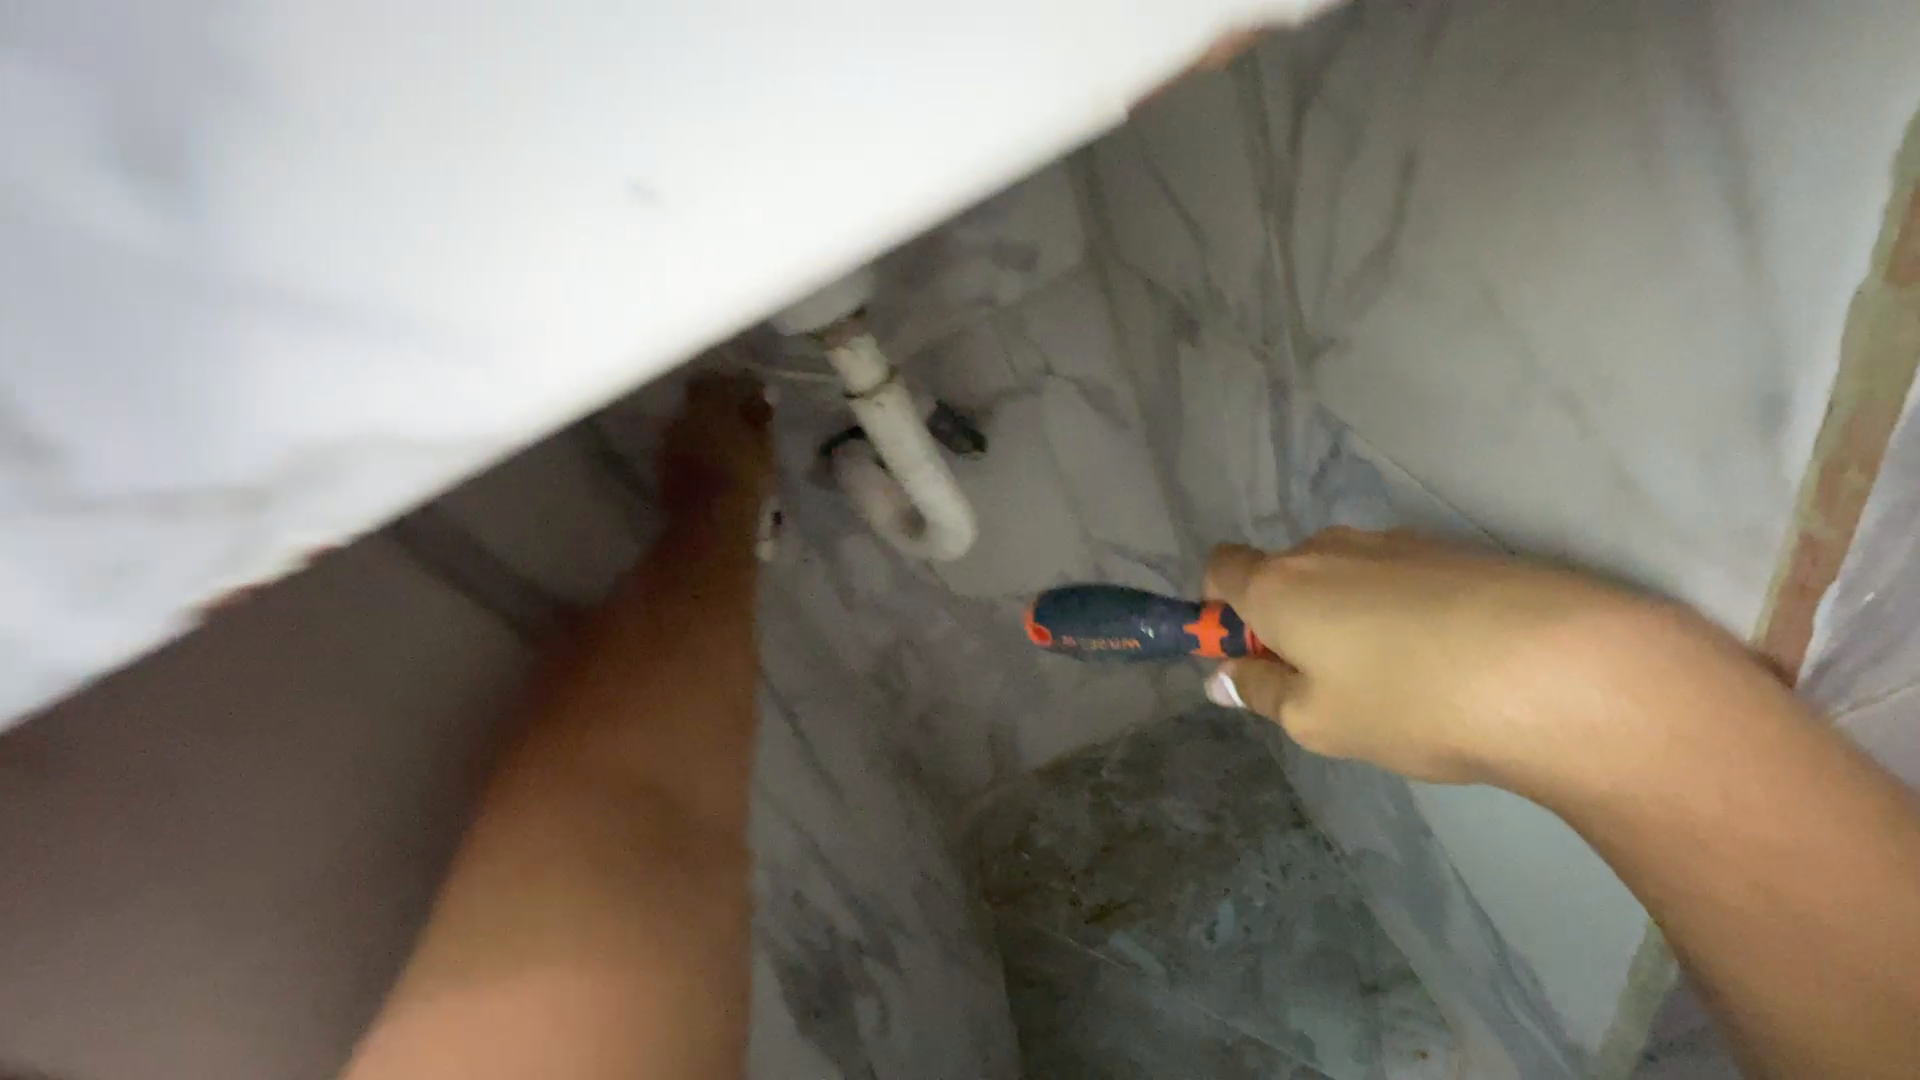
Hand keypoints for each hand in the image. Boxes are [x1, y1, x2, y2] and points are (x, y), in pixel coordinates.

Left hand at [659, 373, 773, 514]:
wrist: (710, 521)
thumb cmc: (744, 478)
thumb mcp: (764, 447)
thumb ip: (761, 418)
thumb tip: (763, 398)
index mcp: (707, 404)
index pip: (720, 381)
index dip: (740, 386)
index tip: (758, 396)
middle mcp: (682, 416)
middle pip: (700, 401)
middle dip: (721, 406)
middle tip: (744, 418)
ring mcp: (668, 441)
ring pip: (690, 424)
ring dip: (708, 428)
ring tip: (730, 442)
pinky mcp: (663, 466)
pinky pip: (684, 446)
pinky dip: (699, 447)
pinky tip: (715, 459)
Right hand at [1203, 528, 1746, 788]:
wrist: (1566, 671)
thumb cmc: (1410, 702)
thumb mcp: (1316, 721)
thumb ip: (1259, 692)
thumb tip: (1221, 676)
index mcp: (1279, 585)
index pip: (1220, 567)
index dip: (1220, 607)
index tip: (1249, 652)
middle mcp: (1328, 549)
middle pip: (1285, 572)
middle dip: (1288, 618)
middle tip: (1326, 681)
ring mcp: (1397, 543)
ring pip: (1346, 576)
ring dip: (1347, 615)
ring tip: (1401, 677)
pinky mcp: (1457, 550)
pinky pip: (1402, 577)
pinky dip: (1403, 611)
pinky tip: (1451, 660)